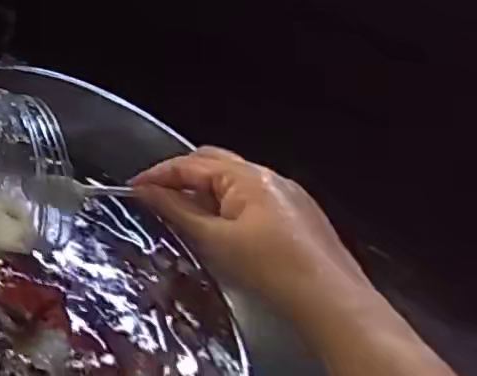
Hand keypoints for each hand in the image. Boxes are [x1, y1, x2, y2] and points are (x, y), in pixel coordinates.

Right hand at [130, 147, 373, 325]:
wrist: (342, 312)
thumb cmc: (275, 272)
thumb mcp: (216, 241)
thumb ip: (176, 211)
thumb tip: (145, 192)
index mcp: (245, 175)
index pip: (188, 164)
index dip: (157, 175)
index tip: (134, 187)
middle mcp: (268, 175)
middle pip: (211, 163)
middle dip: (181, 176)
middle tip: (158, 194)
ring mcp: (289, 194)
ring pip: (233, 180)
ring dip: (206, 190)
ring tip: (186, 212)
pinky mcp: (302, 215)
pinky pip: (254, 196)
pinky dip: (230, 203)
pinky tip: (224, 227)